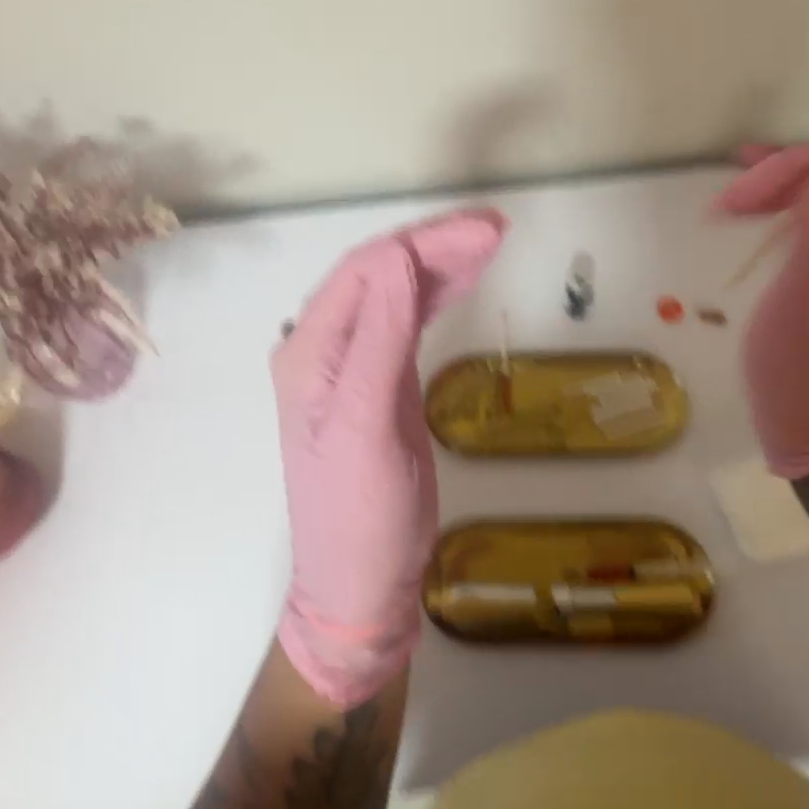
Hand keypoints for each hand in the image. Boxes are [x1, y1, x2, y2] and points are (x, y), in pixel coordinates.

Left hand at [271, 208, 506, 707]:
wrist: (361, 580)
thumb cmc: (358, 513)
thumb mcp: (365, 428)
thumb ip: (378, 340)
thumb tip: (396, 259)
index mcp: (311, 351)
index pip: (363, 272)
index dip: (420, 244)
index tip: (482, 232)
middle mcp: (327, 348)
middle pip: (381, 274)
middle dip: (436, 245)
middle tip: (498, 227)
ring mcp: (356, 364)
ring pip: (398, 294)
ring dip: (443, 264)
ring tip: (494, 240)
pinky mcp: (383, 382)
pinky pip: (410, 322)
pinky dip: (440, 296)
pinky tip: (469, 278)